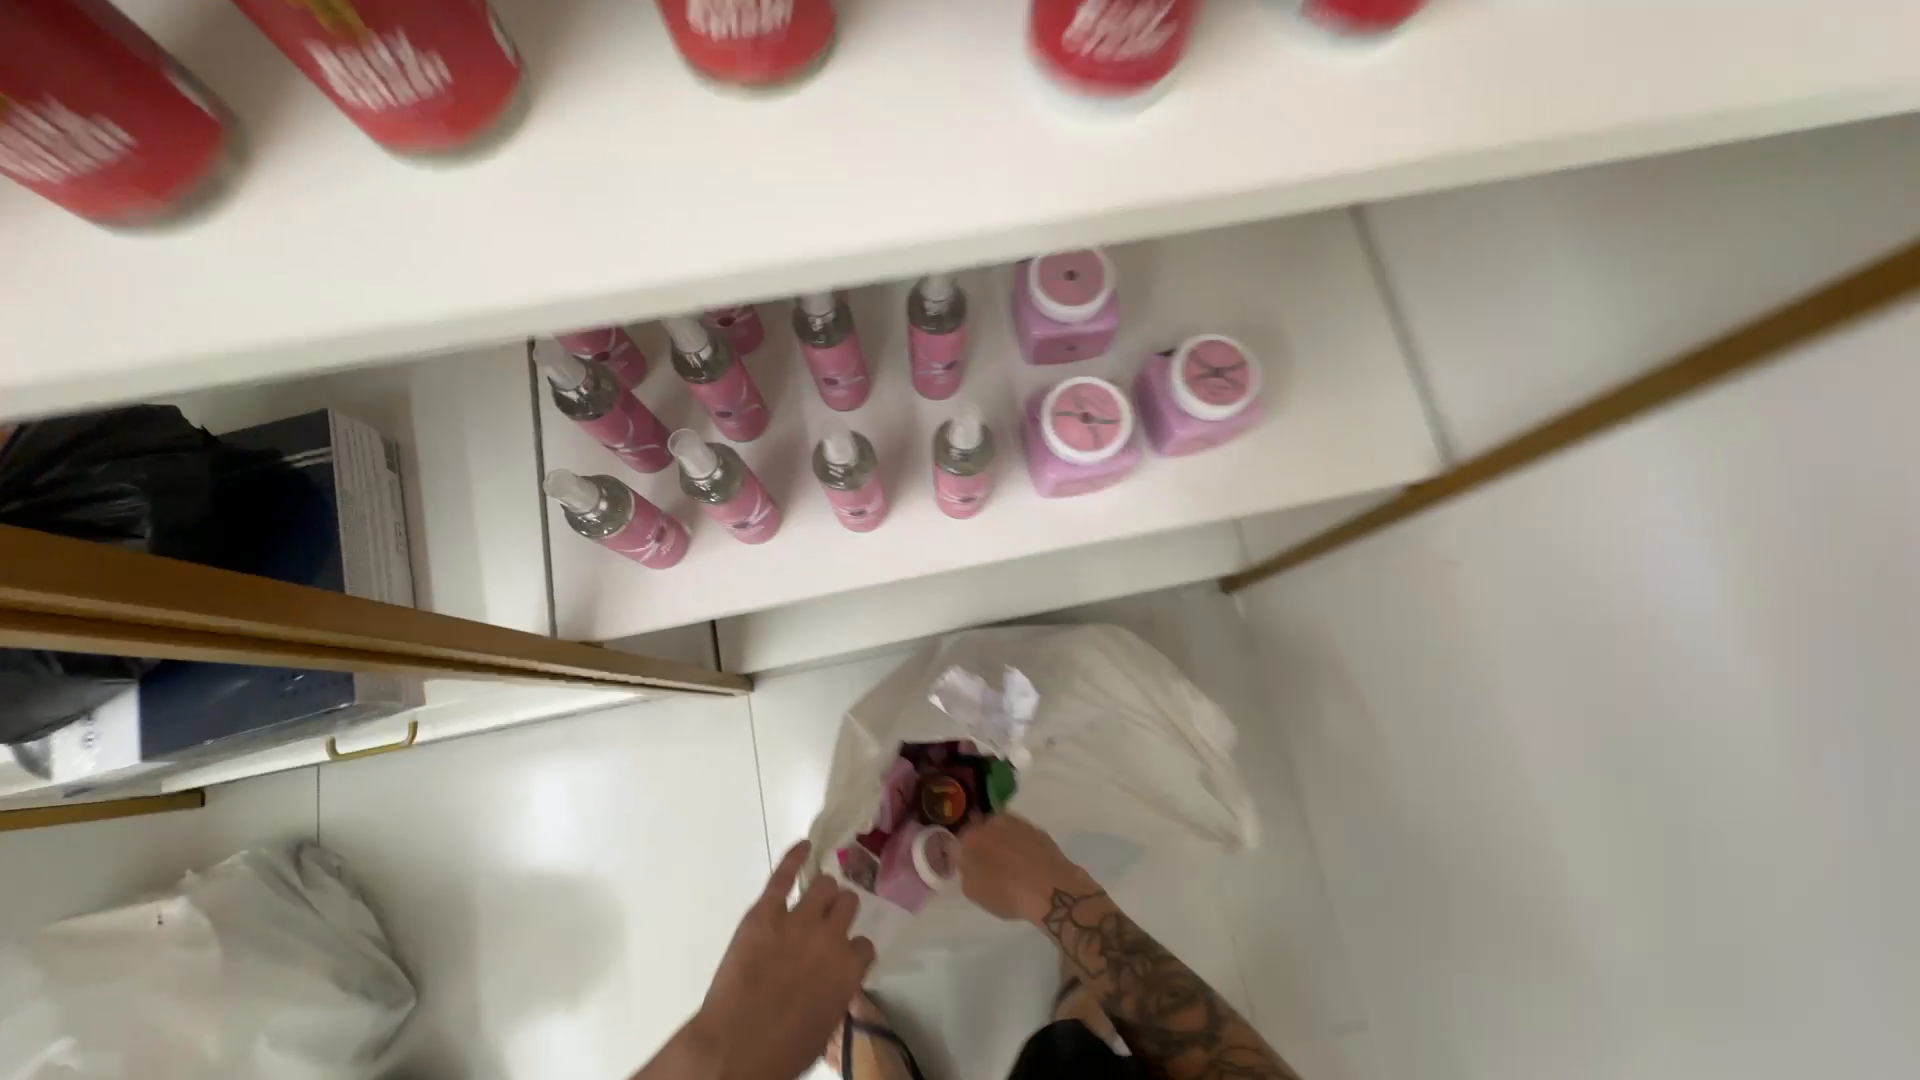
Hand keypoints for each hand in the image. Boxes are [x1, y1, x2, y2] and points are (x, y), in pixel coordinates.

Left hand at [683, 842, 874, 1079]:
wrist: (732, 1049)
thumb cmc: (780, 1054)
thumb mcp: (823, 1030)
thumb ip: (836, 995)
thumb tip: (834, 982)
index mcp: (848, 970)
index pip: (864, 945)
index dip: (852, 951)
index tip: (841, 959)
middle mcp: (830, 937)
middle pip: (848, 904)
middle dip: (840, 912)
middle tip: (827, 923)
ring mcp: (797, 921)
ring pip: (825, 885)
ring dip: (822, 892)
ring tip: (814, 899)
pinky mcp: (764, 913)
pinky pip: (783, 876)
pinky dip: (795, 857)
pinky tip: (803, 846)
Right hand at [958, 814, 1098, 924]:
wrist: (1051, 889)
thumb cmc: (1006, 894)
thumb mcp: (973, 892)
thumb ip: (966, 872)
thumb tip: (968, 862)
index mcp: (971, 837)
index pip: (959, 842)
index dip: (964, 855)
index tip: (969, 867)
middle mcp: (992, 823)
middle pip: (982, 831)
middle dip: (983, 844)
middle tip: (989, 865)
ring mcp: (1017, 823)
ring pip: (1003, 831)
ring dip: (1003, 842)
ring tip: (1011, 865)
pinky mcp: (1037, 829)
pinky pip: (1022, 836)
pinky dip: (1021, 845)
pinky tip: (1027, 863)